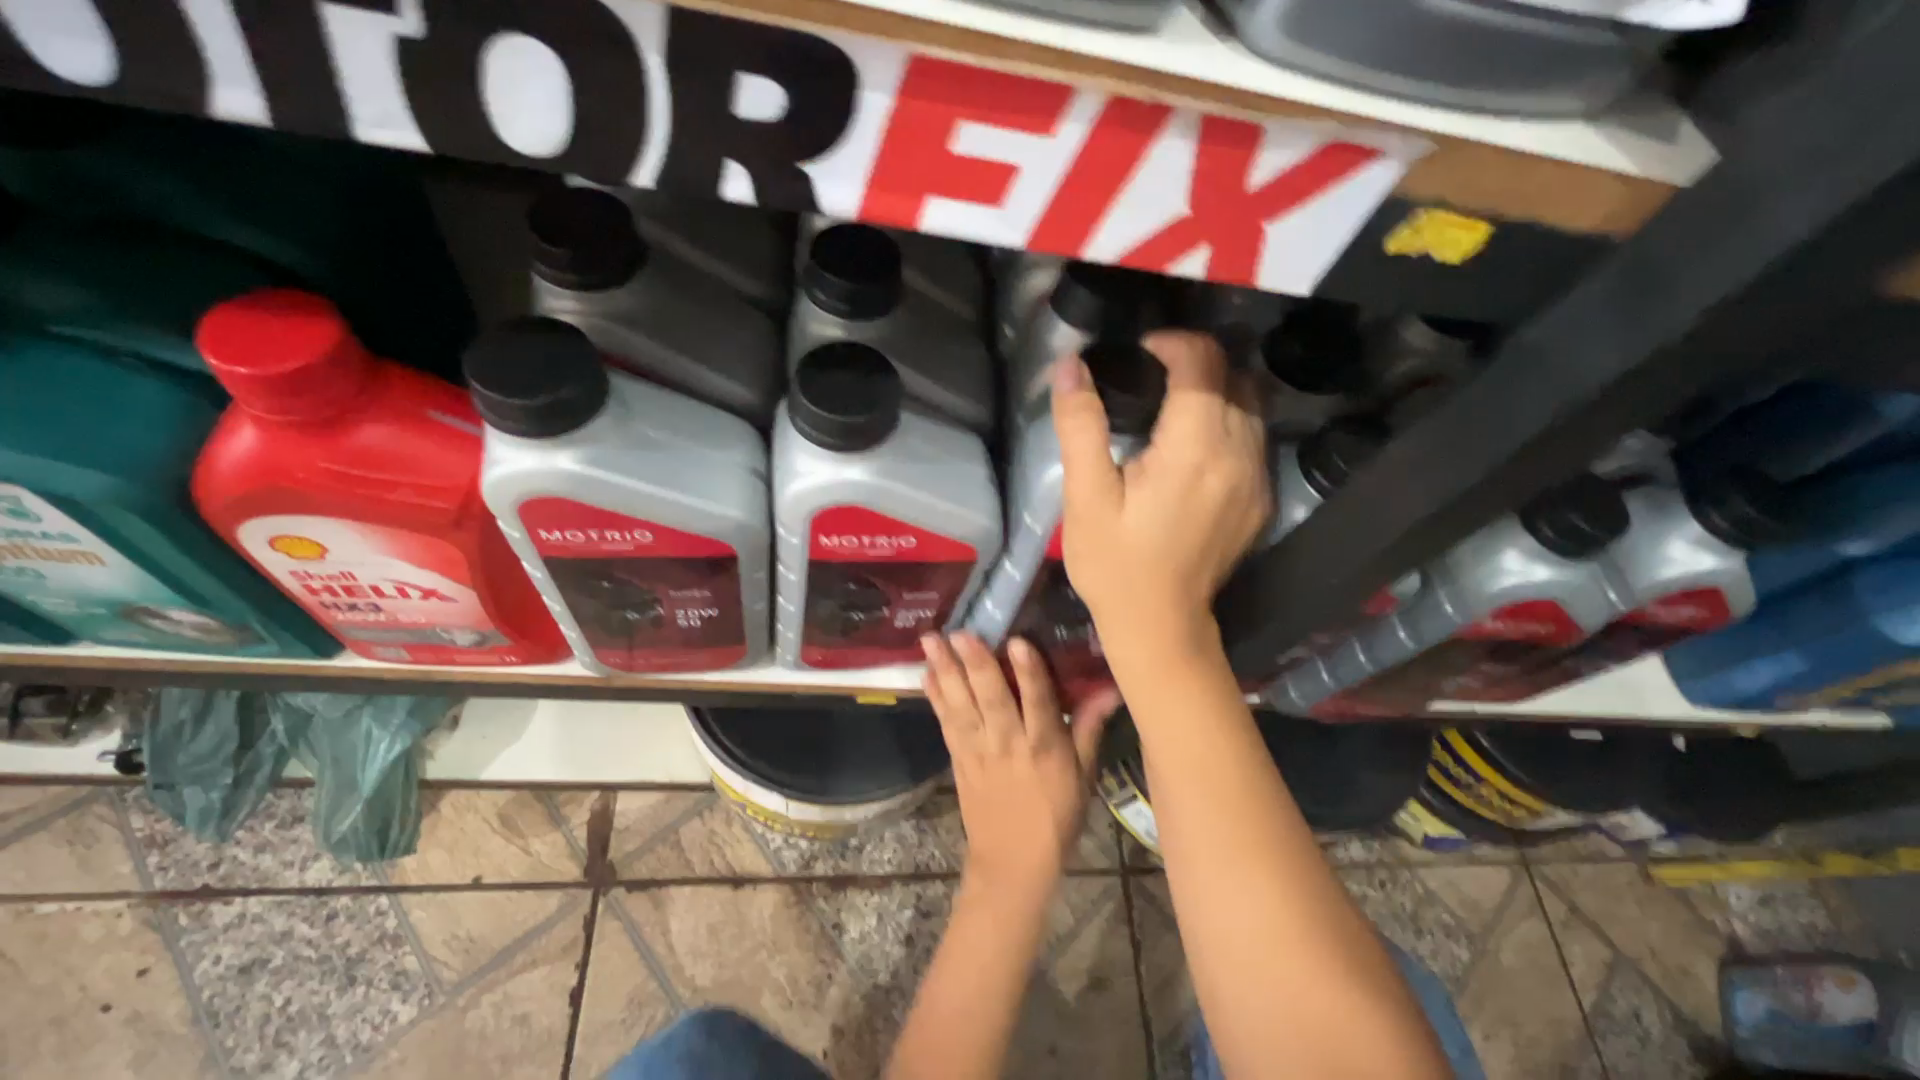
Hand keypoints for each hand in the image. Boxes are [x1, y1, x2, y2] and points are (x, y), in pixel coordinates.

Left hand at [921, 633, 1120, 893]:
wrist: (1014, 862)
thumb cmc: (1057, 817)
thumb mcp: (1084, 776)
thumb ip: (1091, 729)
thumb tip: (1111, 689)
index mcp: (1046, 747)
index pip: (1038, 702)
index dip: (1028, 671)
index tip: (1017, 640)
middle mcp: (1009, 744)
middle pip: (992, 698)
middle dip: (975, 664)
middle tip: (960, 632)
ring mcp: (979, 751)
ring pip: (962, 705)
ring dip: (946, 671)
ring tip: (930, 641)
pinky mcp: (959, 760)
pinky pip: (945, 723)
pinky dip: (935, 698)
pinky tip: (926, 674)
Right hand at [1052, 330, 1271, 651]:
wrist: (1160, 626)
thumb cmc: (1115, 564)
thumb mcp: (1085, 497)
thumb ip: (1081, 426)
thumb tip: (1070, 365)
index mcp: (1196, 449)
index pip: (1203, 362)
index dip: (1173, 343)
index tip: (1140, 351)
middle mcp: (1239, 454)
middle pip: (1234, 376)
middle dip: (1196, 361)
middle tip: (1152, 372)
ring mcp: (1257, 477)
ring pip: (1251, 403)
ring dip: (1216, 388)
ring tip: (1172, 402)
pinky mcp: (1261, 497)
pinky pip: (1254, 436)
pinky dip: (1228, 420)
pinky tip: (1193, 442)